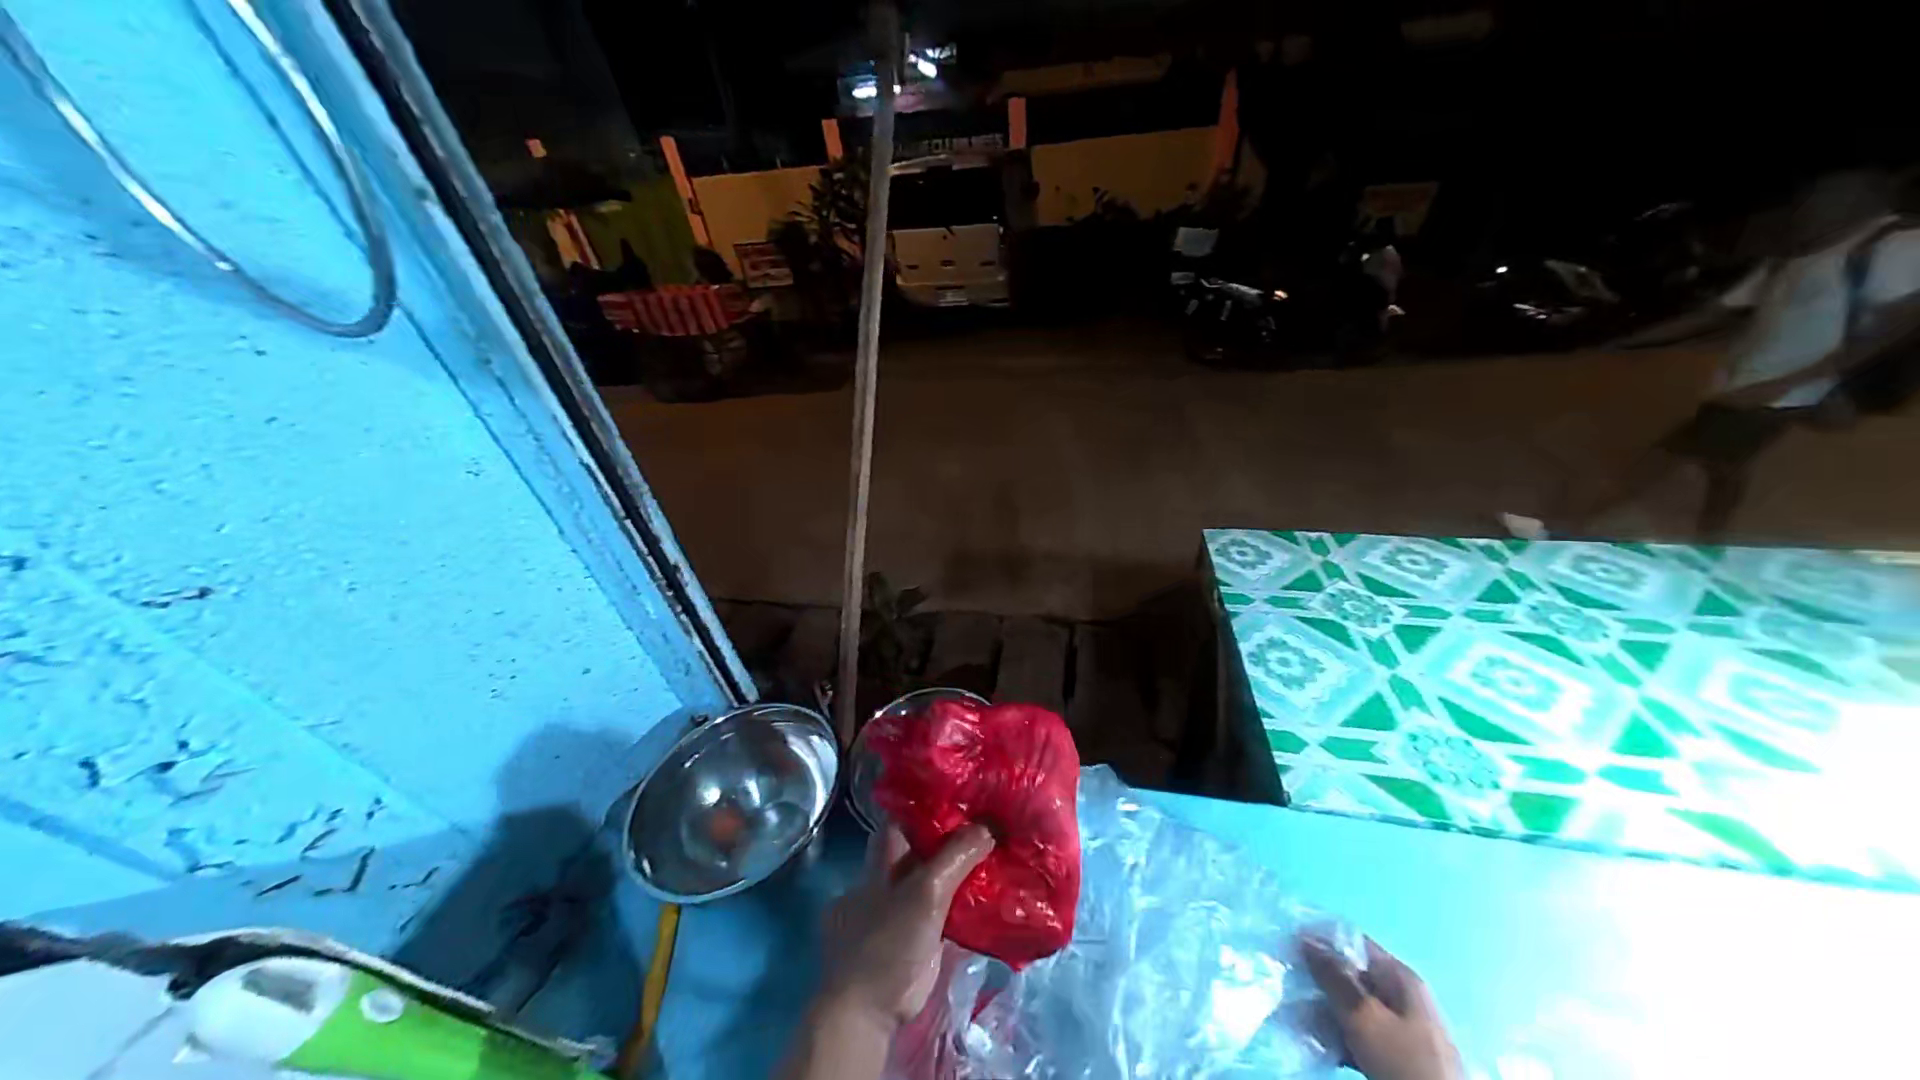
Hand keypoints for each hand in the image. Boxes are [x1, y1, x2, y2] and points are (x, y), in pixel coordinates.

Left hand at [819, 823, 995, 1027]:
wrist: (867, 1010)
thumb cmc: (888, 941)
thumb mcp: (926, 892)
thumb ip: (955, 857)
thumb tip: (989, 825)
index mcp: (880, 860)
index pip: (902, 818)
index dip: (929, 805)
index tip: (963, 796)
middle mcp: (886, 880)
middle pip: (920, 849)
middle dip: (951, 840)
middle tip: (991, 827)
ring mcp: (898, 910)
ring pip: (932, 880)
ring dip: (959, 873)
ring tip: (999, 857)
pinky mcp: (914, 939)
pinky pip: (942, 911)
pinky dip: (963, 905)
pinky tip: (989, 899)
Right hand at [1302, 935, 1461, 1079]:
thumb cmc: (1403, 1062)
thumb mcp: (1363, 1014)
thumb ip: (1332, 975)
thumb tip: (1305, 937)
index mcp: (1399, 978)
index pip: (1353, 942)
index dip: (1320, 939)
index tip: (1288, 946)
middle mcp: (1400, 997)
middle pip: (1349, 975)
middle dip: (1317, 980)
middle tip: (1287, 984)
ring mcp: (1398, 1030)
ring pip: (1349, 1008)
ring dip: (1322, 1011)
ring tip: (1296, 1017)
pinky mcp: (1392, 1057)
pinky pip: (1356, 1035)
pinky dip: (1335, 1036)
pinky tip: (1314, 1041)